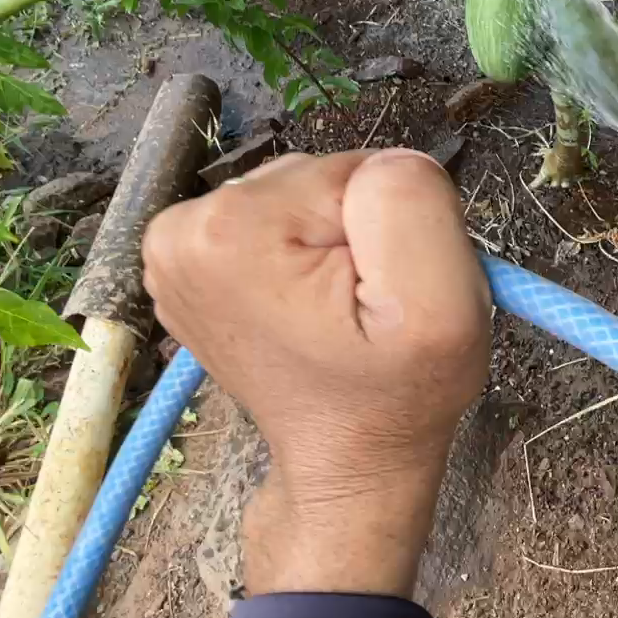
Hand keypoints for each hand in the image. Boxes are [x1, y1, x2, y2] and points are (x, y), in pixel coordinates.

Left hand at [143, 149, 490, 597]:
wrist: (353, 456)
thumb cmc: (400, 391)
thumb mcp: (439, 302)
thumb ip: (415, 201)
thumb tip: (394, 161)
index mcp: (230, 230)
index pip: (357, 172)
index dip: (395, 227)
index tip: (388, 291)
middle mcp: (181, 227)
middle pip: (326, 177)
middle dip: (367, 229)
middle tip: (374, 301)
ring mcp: (178, 246)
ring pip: (309, 193)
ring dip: (344, 240)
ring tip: (349, 306)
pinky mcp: (195, 260)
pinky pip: (285, 217)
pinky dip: (316, 251)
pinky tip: (319, 302)